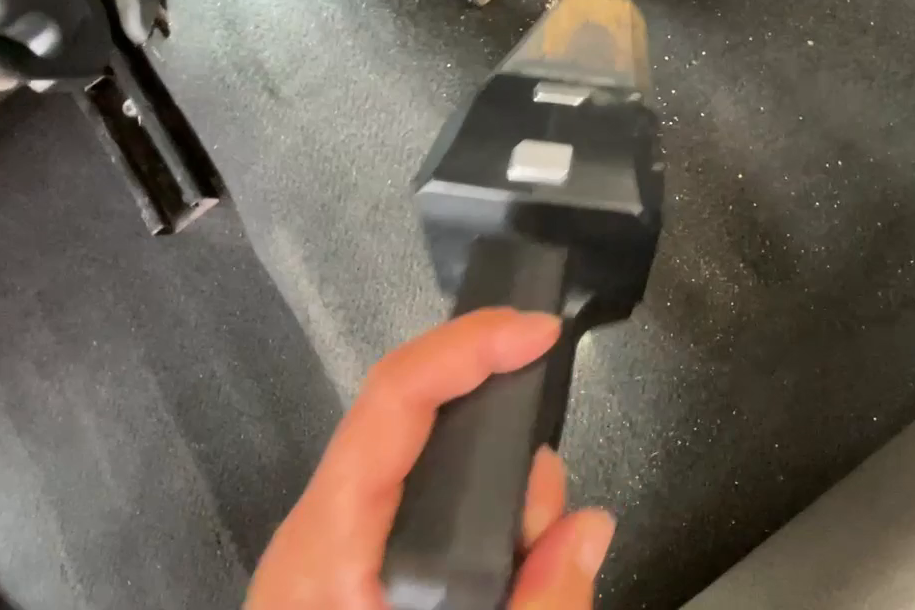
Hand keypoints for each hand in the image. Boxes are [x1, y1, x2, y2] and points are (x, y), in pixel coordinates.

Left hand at [246, 308, 614, 608]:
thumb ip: (539, 609)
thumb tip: (592, 525)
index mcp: (330, 549)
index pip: (395, 400)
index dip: (470, 347)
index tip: (540, 332)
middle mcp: (322, 527)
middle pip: (419, 418)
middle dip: (505, 437)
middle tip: (550, 520)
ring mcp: (332, 543)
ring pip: (431, 458)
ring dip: (499, 486)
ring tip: (531, 559)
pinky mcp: (348, 562)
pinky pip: (426, 498)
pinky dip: (479, 511)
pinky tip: (505, 566)